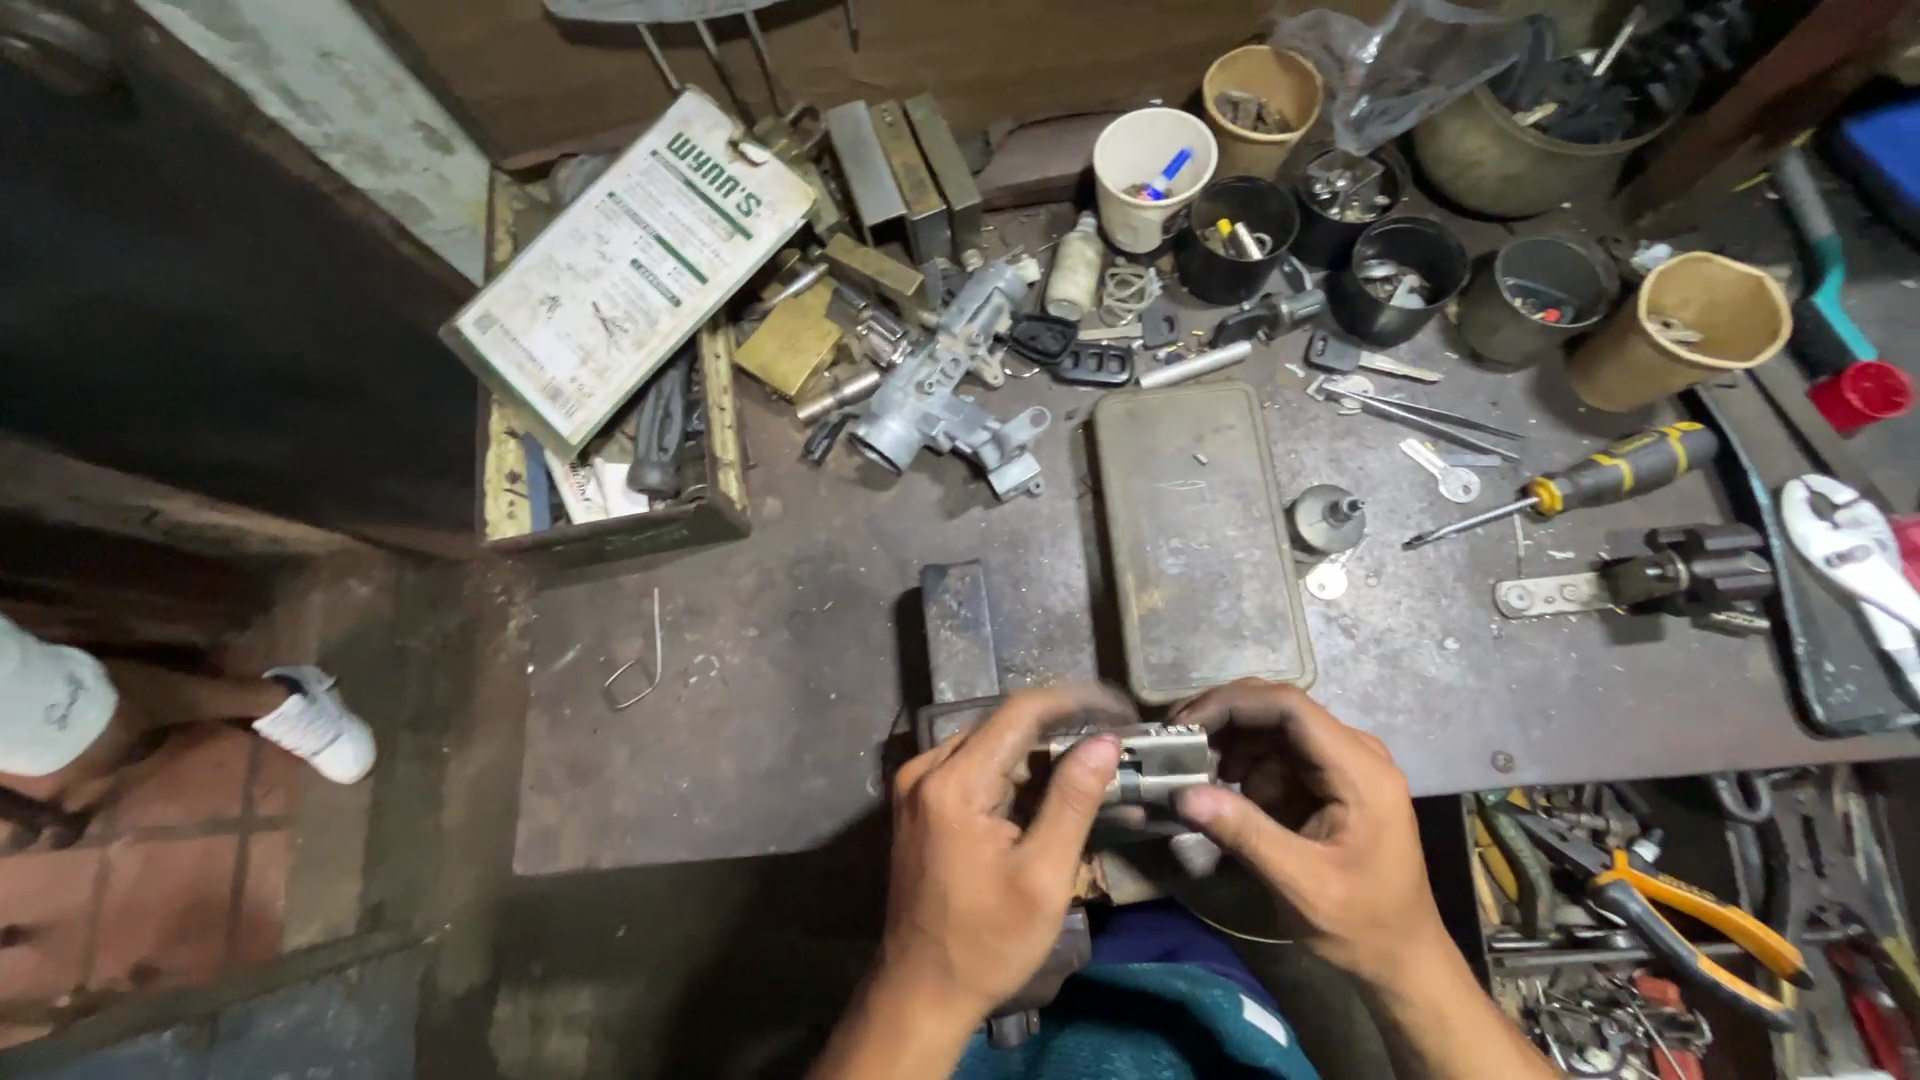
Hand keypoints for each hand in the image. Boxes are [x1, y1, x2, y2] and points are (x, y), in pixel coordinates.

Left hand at [878, 684, 1128, 1022]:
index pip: (1019, 712)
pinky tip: (1042, 802)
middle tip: (1109, 750)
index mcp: (953, 783)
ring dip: (1036, 757)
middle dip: (1059, 733)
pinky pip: (971, 768)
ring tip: (1086, 776)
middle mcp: (926, 769)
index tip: (1116, 708)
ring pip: (988, 746)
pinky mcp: (918, 802)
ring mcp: (916, 785)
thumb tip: (1104, 742)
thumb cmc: (987, 942)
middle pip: (1003, 728)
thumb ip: (1072, 800)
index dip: (1073, 702)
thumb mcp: (1044, 877)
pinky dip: (1010, 777)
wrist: (920, 989)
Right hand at [1172, 680, 1447, 984]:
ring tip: (1192, 773)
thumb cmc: (1362, 924)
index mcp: (1360, 770)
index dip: (1231, 705)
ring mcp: (1340, 763)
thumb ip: (1245, 834)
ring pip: (1270, 726)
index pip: (1289, 707)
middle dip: (1221, 718)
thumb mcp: (1302, 885)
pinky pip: (1274, 752)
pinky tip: (1223, 791)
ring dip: (1228, 742)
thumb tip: (1182, 794)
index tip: (1184, 727)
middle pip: (1276, 708)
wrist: (1400, 957)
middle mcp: (1353, 752)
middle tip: (1174, 743)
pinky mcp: (1325, 778)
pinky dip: (1241, 763)